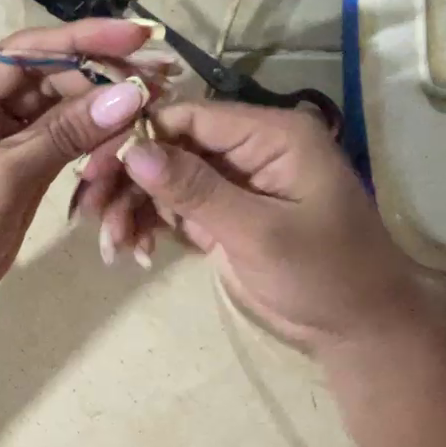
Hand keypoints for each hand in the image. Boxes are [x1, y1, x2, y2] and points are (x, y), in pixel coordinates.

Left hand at [0, 18, 155, 330]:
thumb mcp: (4, 178)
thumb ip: (65, 134)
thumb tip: (130, 94)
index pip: (27, 52)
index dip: (84, 40)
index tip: (138, 35)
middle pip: (48, 77)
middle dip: (100, 76)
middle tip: (159, 79)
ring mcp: (1, 140)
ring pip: (59, 110)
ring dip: (101, 107)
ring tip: (153, 103)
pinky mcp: (18, 170)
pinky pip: (60, 143)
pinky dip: (90, 139)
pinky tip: (125, 134)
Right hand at [77, 98, 441, 352]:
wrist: (356, 329)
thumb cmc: (324, 273)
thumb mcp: (258, 230)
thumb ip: (195, 189)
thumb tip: (134, 150)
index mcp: (271, 135)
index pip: (190, 117)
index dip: (137, 137)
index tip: (94, 168)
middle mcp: (247, 151)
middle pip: (168, 149)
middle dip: (127, 180)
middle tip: (89, 213)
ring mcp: (232, 185)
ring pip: (162, 182)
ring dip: (131, 210)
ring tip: (111, 246)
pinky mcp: (220, 217)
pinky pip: (171, 211)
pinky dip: (147, 228)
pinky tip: (131, 253)